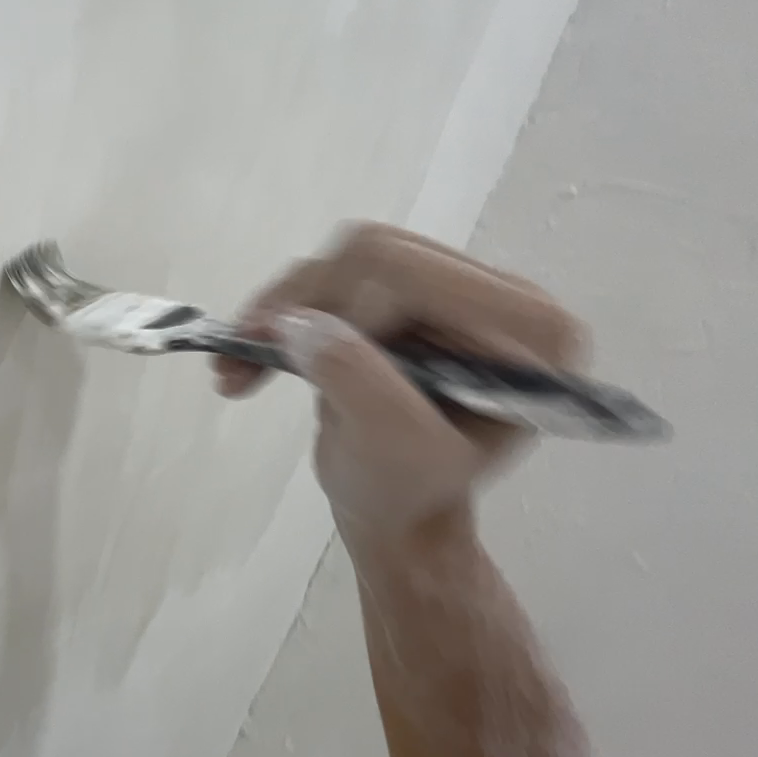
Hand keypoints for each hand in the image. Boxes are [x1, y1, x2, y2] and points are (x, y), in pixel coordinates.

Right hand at [213, 222, 584, 547]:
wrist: (391, 502)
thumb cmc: (407, 488)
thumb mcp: (393, 448)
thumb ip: (358, 382)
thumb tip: (296, 323)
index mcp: (525, 328)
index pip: (410, 272)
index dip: (341, 310)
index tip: (306, 366)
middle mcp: (491, 294)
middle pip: (369, 254)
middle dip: (298, 306)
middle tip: (246, 355)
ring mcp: (438, 293)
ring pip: (335, 262)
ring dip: (273, 313)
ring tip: (233, 367)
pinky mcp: (391, 298)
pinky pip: (320, 279)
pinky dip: (271, 318)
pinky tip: (241, 358)